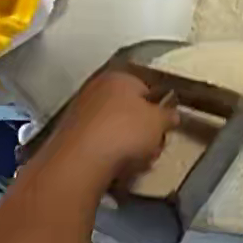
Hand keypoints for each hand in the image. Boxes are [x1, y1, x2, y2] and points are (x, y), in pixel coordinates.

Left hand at [43, 69, 177, 184]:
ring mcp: (81, 110)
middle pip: (130, 109)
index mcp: (119, 77)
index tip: (164, 127)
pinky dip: (110, 151)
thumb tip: (171, 114)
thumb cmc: (128, 131)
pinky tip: (117, 165)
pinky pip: (101, 140)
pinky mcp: (71, 133)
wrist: (84, 158)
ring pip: (116, 126)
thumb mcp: (160, 122)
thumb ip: (169, 115)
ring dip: (129, 143)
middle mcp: (97, 87)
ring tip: (137, 160)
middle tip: (153, 145)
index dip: (159, 109)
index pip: (147, 89)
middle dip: (144, 128)